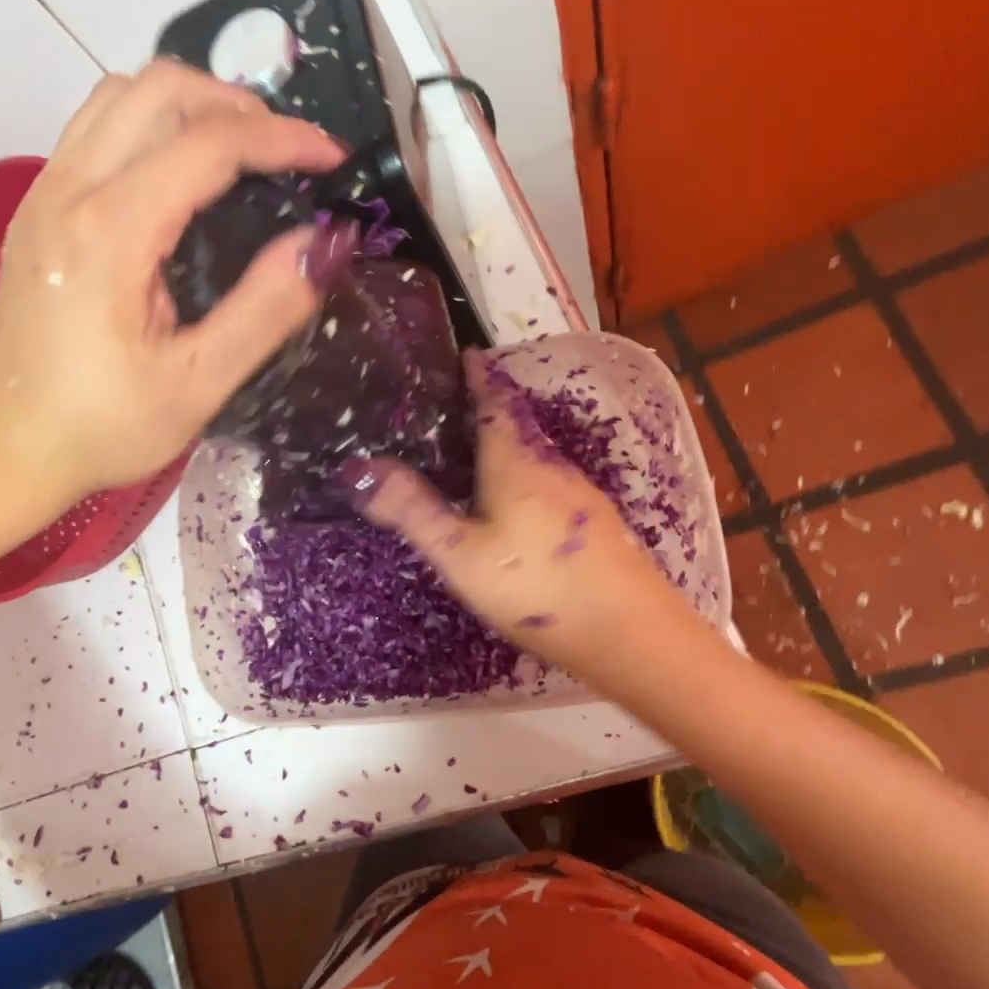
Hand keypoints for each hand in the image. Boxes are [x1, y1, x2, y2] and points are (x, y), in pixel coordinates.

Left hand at [0, 60, 352, 500]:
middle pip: (157, 89)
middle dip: (234, 102)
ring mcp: (42, 195)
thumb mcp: (197, 385)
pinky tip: (175, 177)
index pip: (209, 143)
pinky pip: (93, 130)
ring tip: (235, 150)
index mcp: (111, 232)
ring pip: (117, 96)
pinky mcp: (34, 211)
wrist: (10, 448)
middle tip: (282, 150)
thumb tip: (323, 244)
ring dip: (185, 104)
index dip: (282, 139)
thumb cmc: (102, 428)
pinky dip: (146, 126)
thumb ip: (263, 310)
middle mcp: (68, 191)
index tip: (332, 158)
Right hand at [339, 349, 690, 678]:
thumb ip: (412, 509)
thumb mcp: (460, 553)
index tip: (464, 354)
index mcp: (516, 462)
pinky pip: (548, 484)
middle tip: (448, 408)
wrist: (631, 634)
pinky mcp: (594, 525)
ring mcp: (579, 495)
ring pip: (534, 456)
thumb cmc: (537, 587)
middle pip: (516, 426)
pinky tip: (511, 505)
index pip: (495, 403)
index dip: (478, 377)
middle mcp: (551, 467)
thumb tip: (357, 466)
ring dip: (505, 445)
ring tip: (468, 453)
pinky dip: (522, 477)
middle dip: (486, 411)